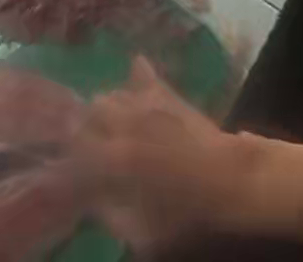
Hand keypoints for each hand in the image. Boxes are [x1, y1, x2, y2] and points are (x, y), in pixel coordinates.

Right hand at [72, 57, 261, 253]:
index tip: (73, 164)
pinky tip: (133, 75)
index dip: (72, 155)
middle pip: (92, 111)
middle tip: (92, 144)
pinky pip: (143, 73)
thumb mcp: (141, 230)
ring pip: (113, 93)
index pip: (78, 145)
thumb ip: (109, 212)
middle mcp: (128, 121)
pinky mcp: (166, 92)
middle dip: (88, 126)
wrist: (230, 179)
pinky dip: (135, 77)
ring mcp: (148, 102)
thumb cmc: (186, 211)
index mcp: (118, 156)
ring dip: (109, 107)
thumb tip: (91, 197)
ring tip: (113, 123)